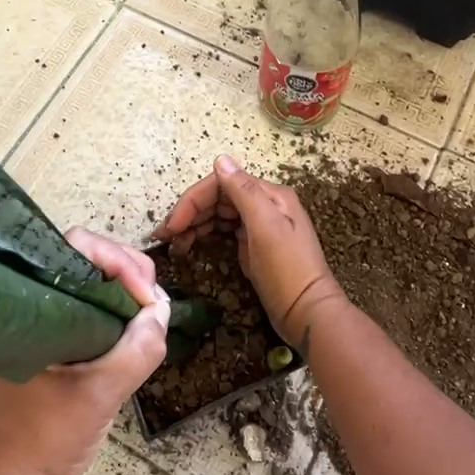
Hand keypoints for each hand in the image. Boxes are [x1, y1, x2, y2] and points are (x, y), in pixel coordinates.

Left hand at [0, 228, 169, 474]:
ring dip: (125, 293)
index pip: (77, 249)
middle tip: (155, 302)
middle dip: (128, 271)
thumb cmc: (43, 440)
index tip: (146, 295)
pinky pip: (88, 311)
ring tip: (152, 314)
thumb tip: (162, 312)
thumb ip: (136, 351)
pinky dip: (115, 314)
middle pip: (88, 260)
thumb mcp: (98, 396)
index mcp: (33, 303)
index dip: (118, 260)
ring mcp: (44, 323)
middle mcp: (35, 303)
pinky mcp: (53, 344)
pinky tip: (136, 330)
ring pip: (91, 285)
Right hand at [155, 155, 347, 347]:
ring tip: (174, 246)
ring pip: (218, 214)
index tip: (170, 228)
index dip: (192, 202)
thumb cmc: (287, 271)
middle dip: (189, 214)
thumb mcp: (266, 228)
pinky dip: (206, 235)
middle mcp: (264, 204)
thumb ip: (244, 192)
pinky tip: (192, 245)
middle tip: (164, 238)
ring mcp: (259, 225)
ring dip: (194, 225)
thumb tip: (220, 159)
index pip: (220, 184)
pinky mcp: (255, 244)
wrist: (309, 314)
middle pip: (217, 198)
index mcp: (269, 195)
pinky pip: (224, 230)